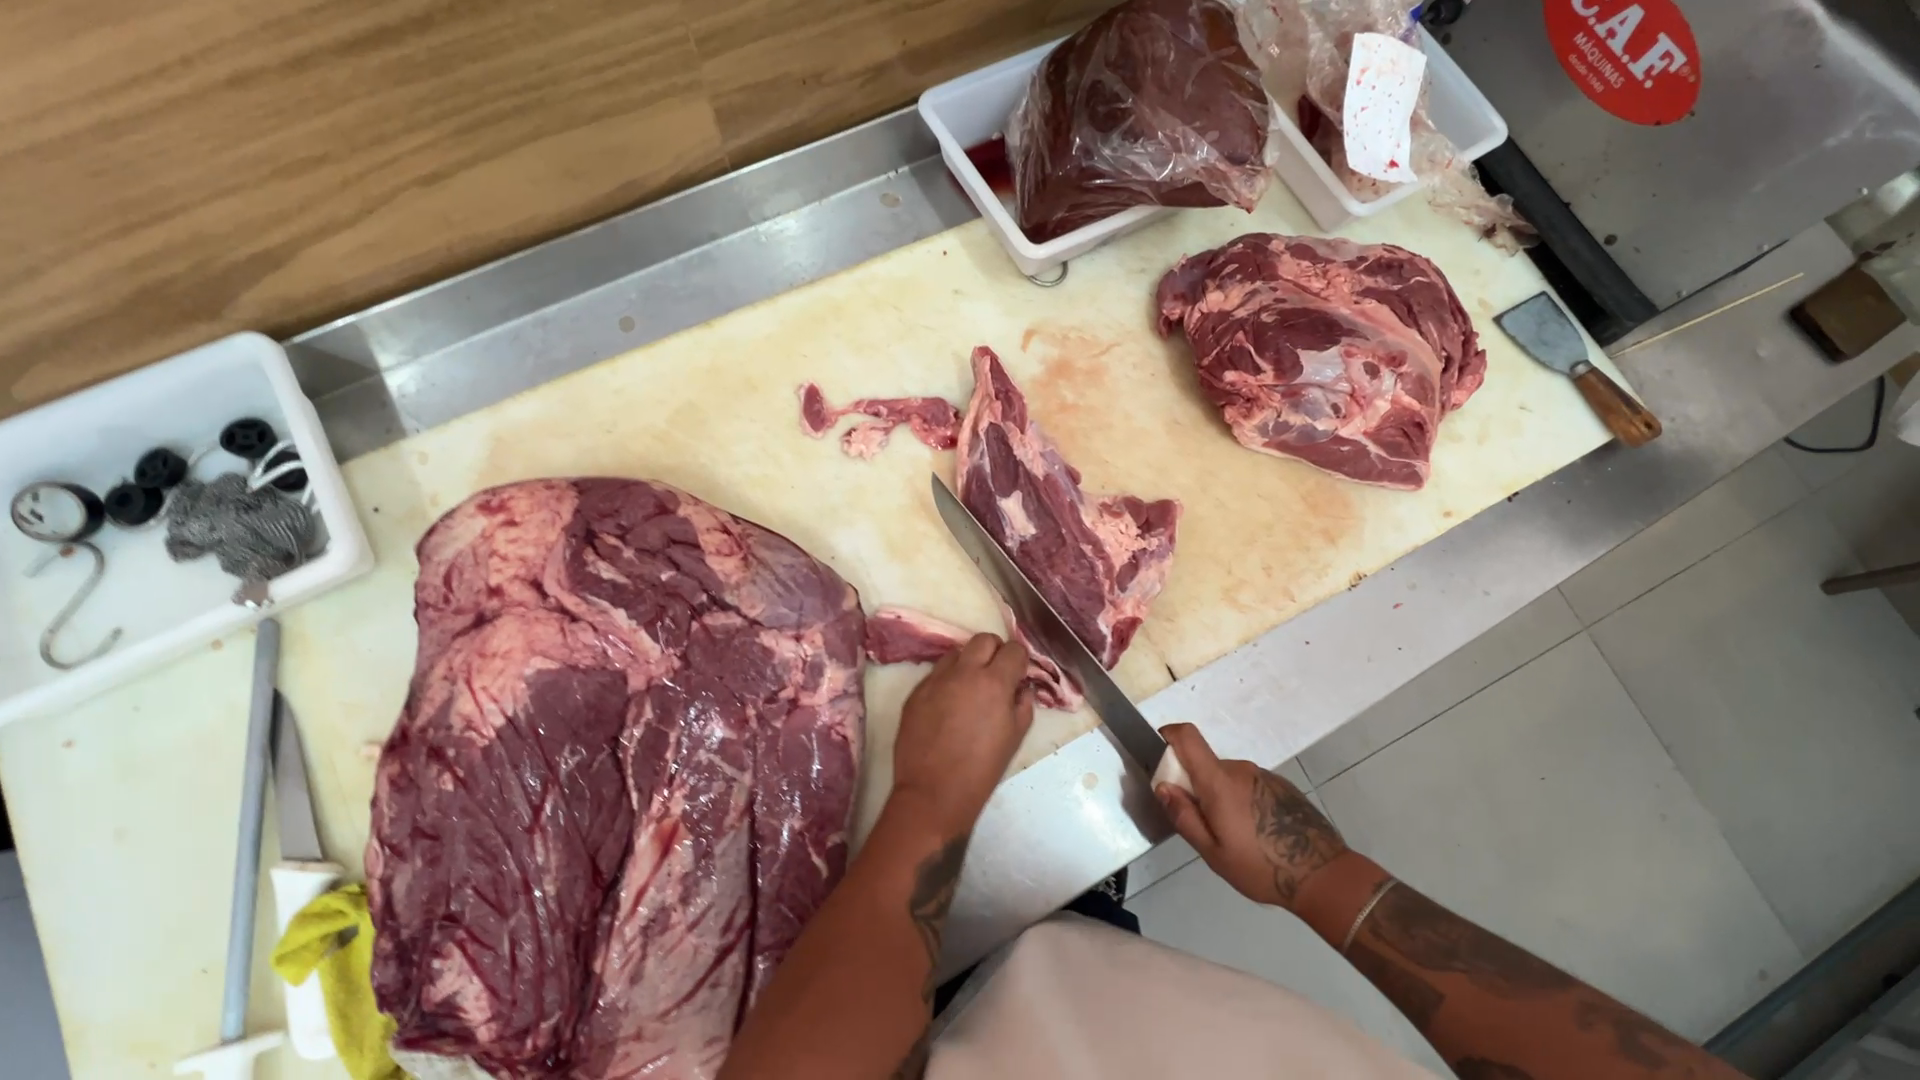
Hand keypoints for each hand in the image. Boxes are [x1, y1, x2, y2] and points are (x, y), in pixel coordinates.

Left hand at [889, 634, 1034, 838]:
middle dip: (994, 651)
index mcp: (994, 683)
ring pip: (956, 652)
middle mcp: (964, 673)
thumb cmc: (982, 770)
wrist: (933, 792)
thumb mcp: (1015, 737)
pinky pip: (935, 673)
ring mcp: (935, 680)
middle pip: (983, 639)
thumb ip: (1022, 704)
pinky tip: (948, 705)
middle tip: (995, 674)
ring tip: (969, 688)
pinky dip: (947, 680)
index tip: (1017, 674)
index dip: (1019, 660)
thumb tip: (1020, 687)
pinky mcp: (915, 692)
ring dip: (968, 663)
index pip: (1013, 649)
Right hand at [1156, 723, 1346, 909]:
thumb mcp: (1212, 852)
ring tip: (1235, 836)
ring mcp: (1265, 777)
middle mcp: (1242, 770)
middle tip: (1204, 825)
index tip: (1161, 754)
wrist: (1324, 875)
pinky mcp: (1283, 787)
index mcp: (1219, 782)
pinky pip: (1250, 786)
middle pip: (1206, 764)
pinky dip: (1243, 801)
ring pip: (1229, 778)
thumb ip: (1184, 816)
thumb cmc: (1260, 867)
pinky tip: (1257, 834)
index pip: (1188, 737)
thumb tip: (1163, 787)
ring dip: (1222, 797)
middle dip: (1196, 786)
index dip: (1169, 735)